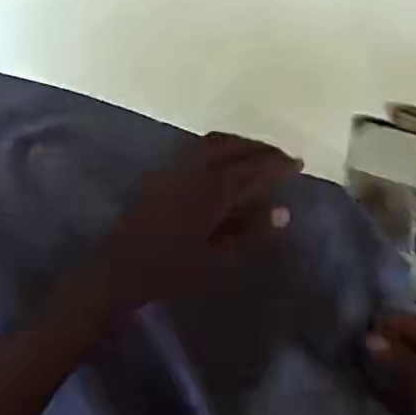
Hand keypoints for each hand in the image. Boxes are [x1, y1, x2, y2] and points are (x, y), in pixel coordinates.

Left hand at [79, 133, 301, 311]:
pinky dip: (220, 146)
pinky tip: (226, 161)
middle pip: (233, 148)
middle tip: (282, 158)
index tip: (298, 163)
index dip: (276, 165)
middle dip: (260, 149)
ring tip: (258, 156)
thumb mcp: (216, 259)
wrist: (117, 270)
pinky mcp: (164, 171)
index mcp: (211, 192)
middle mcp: (194, 170)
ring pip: (215, 142)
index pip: (252, 171)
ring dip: (240, 144)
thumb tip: (283, 212)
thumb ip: (250, 232)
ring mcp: (176, 167)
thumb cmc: (169, 271)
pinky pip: (199, 147)